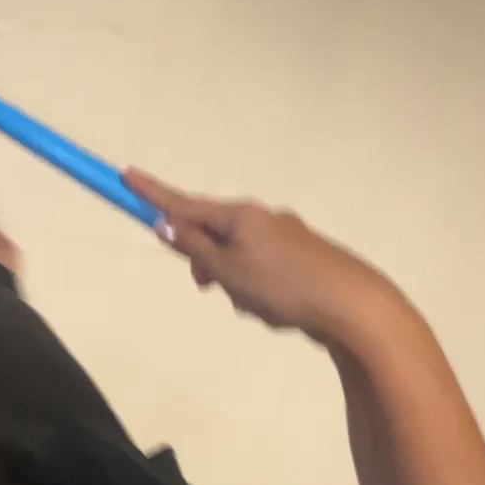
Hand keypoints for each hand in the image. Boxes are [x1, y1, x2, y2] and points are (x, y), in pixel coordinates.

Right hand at [125, 169, 403, 343]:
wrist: (359, 310)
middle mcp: (263, 218)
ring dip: (230, 277)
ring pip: (237, 253)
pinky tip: (272, 309)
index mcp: (240, 216)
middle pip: (212, 231)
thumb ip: (192, 247)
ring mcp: (288, 236)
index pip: (183, 203)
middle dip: (202, 258)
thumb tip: (164, 223)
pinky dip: (254, 285)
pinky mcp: (307, 257)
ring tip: (250, 306)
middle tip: (205, 286)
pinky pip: (262, 266)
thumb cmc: (283, 287)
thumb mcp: (226, 270)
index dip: (152, 192)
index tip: (125, 174)